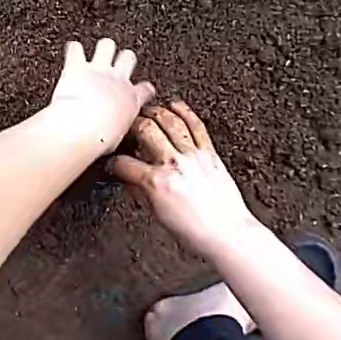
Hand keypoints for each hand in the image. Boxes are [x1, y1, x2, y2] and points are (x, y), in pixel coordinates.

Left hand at [46, 38, 156, 153]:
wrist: (82, 127)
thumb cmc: (99, 138)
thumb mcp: (115, 139)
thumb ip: (116, 129)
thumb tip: (110, 137)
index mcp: (130, 99)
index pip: (145, 89)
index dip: (144, 88)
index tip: (143, 89)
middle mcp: (117, 80)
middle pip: (128, 57)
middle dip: (124, 58)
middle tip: (118, 64)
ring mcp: (98, 70)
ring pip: (107, 45)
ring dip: (102, 48)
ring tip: (98, 51)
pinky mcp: (77, 66)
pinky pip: (75, 48)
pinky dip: (73, 49)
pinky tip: (72, 50)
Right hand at [109, 101, 260, 254]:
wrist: (227, 234)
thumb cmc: (196, 231)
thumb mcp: (158, 214)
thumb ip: (141, 192)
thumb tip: (128, 181)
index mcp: (156, 182)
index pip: (124, 163)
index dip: (113, 161)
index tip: (112, 160)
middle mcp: (173, 164)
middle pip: (145, 129)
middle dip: (132, 125)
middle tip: (128, 127)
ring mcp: (192, 156)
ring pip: (170, 121)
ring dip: (155, 112)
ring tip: (147, 111)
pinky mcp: (209, 153)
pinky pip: (196, 125)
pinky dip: (184, 112)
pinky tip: (175, 105)